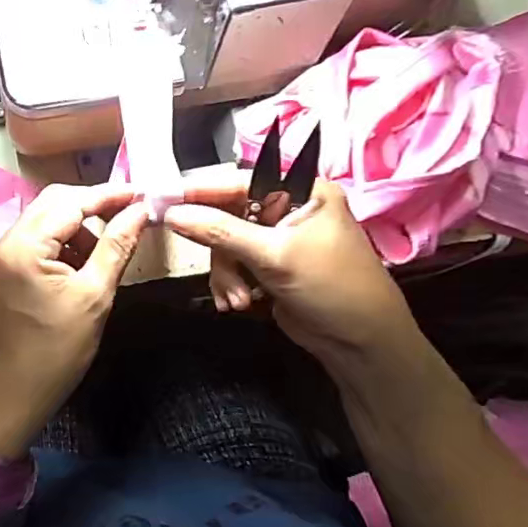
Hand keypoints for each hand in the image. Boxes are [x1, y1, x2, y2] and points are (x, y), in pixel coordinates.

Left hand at [0, 184, 149, 459]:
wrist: (20, 390)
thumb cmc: (58, 350)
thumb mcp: (95, 295)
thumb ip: (117, 246)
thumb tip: (141, 210)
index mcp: (24, 246)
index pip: (71, 202)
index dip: (109, 195)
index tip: (143, 194)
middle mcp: (8, 241)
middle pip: (56, 202)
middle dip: (95, 205)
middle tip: (133, 214)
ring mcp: (5, 253)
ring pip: (50, 218)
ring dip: (82, 226)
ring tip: (109, 251)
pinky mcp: (10, 266)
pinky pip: (43, 238)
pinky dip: (68, 243)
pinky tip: (87, 263)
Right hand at [163, 175, 419, 373]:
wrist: (360, 344)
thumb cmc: (329, 287)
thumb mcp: (273, 255)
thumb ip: (220, 231)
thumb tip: (172, 213)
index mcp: (302, 192)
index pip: (241, 181)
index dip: (203, 192)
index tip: (167, 201)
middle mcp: (290, 210)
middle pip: (228, 217)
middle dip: (222, 253)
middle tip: (226, 277)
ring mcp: (278, 241)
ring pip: (226, 246)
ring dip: (227, 276)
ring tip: (240, 301)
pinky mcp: (270, 268)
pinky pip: (233, 267)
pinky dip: (232, 285)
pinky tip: (240, 304)